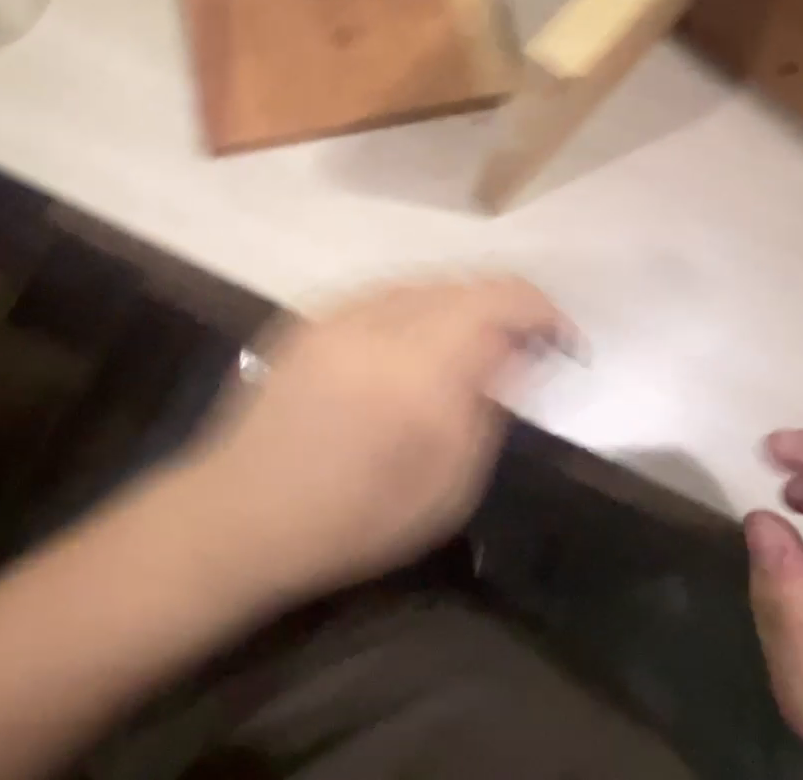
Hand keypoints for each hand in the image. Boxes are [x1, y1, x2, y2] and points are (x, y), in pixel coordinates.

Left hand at [173, 277, 572, 605]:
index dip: (543, 311)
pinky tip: (411, 345)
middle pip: (463, 283)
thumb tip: (518, 356)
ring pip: (422, 281)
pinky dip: (414, 309)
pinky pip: (380, 293)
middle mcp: (379, 323)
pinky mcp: (308, 316)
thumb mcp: (445, 488)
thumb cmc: (351, 521)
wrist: (241, 511)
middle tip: (519, 351)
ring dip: (459, 305)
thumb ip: (488, 410)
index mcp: (420, 371)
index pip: (501, 300)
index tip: (561, 343)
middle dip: (504, 309)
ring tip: (468, 348)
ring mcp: (337, 313)